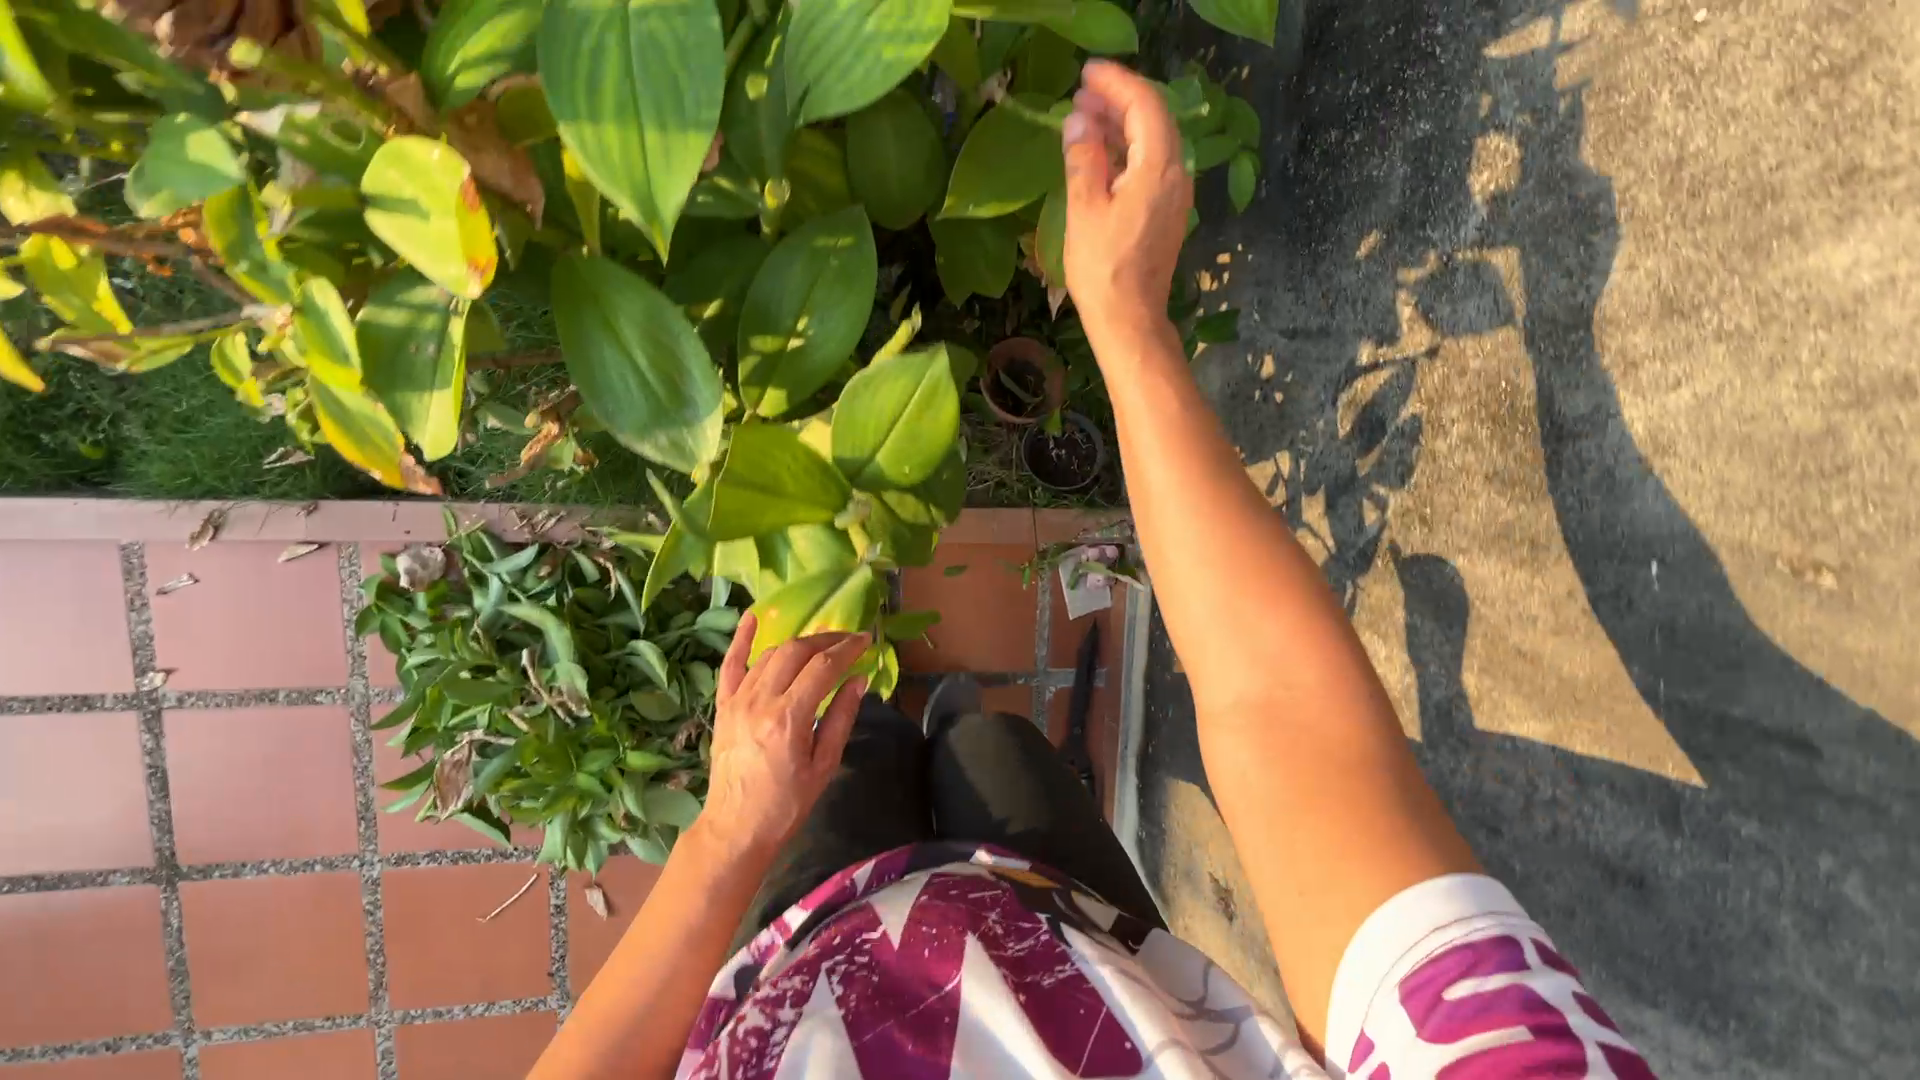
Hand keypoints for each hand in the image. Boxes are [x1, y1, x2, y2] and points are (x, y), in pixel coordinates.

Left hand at [697, 614, 869, 855]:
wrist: (736, 828)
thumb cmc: (787, 803)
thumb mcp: (824, 765)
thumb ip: (841, 718)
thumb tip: (858, 679)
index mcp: (789, 718)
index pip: (823, 667)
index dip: (848, 649)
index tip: (866, 641)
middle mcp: (760, 701)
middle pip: (796, 652)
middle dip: (826, 640)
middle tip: (848, 641)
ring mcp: (737, 701)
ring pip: (770, 655)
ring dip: (798, 644)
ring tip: (820, 646)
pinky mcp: (723, 707)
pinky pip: (731, 665)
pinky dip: (741, 640)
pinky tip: (753, 618)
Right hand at [1061, 60, 1192, 349]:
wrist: (1129, 320)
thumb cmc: (1103, 269)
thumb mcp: (1084, 210)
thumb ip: (1083, 159)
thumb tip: (1078, 122)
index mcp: (1158, 168)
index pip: (1144, 105)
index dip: (1116, 83)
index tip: (1086, 74)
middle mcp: (1176, 175)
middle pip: (1154, 119)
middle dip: (1118, 102)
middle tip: (1080, 96)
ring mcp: (1175, 196)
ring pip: (1153, 143)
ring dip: (1122, 127)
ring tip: (1085, 122)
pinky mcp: (1167, 214)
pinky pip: (1151, 167)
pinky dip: (1128, 153)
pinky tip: (1102, 158)